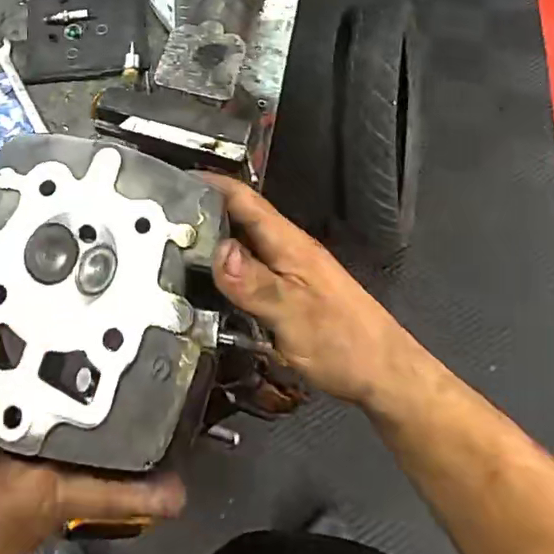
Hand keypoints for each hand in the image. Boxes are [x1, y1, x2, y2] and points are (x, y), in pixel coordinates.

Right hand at [203, 174, 427, 408]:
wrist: (385, 374)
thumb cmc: (346, 344)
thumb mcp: (293, 315)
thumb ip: (254, 283)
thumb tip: (218, 250)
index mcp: (290, 245)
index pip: (246, 201)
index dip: (213, 185)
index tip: (180, 178)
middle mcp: (290, 250)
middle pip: (243, 219)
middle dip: (207, 211)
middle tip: (168, 216)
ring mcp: (294, 271)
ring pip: (247, 245)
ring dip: (217, 239)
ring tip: (181, 246)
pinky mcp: (295, 292)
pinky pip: (255, 268)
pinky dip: (231, 268)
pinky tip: (216, 283)